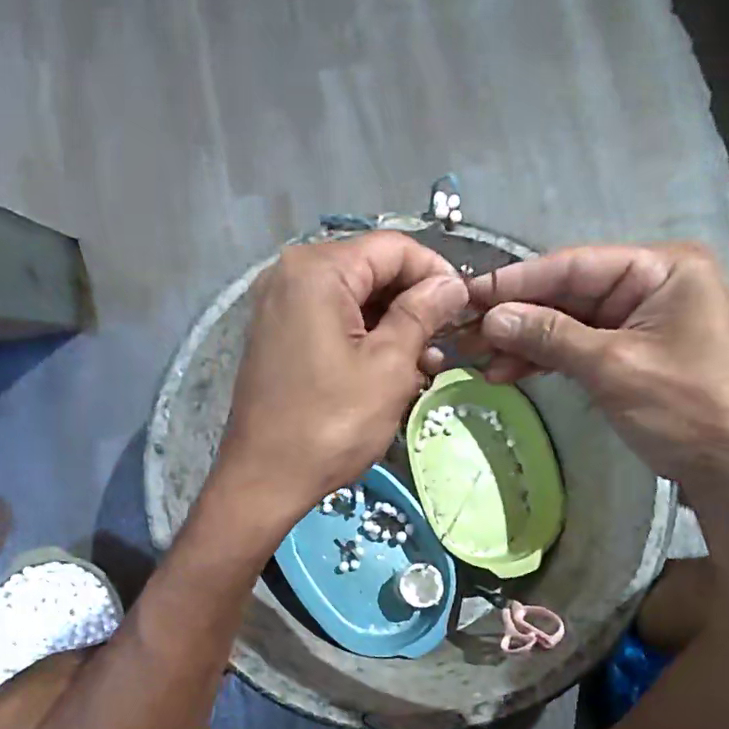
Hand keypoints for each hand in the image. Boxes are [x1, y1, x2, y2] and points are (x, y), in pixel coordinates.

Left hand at [209, 230, 468, 527]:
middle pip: (371, 270)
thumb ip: (423, 314)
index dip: (436, 273)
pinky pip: (330, 322)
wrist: (264, 479)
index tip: (463, 309)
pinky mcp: (277, 336)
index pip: (394, 248)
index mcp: (317, 270)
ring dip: (392, 327)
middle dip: (413, 304)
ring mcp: (279, 306)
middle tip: (444, 346)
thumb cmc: (331, 424)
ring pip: (353, 300)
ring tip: (423, 368)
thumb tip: (452, 284)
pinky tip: (389, 372)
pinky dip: (363, 340)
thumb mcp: (388, 367)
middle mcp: (291, 274)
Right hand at [467, 243, 728, 487]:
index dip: (516, 282)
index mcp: (661, 268)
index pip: (573, 265)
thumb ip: (551, 337)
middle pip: (567, 293)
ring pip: (567, 323)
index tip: (466, 296)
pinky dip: (545, 360)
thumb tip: (491, 318)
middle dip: (516, 316)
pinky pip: (578, 347)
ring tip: (480, 362)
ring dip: (524, 342)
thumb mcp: (614, 368)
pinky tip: (509, 372)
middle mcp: (649, 285)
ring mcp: (639, 321)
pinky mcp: (630, 353)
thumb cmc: (688, 408)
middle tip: (464, 335)